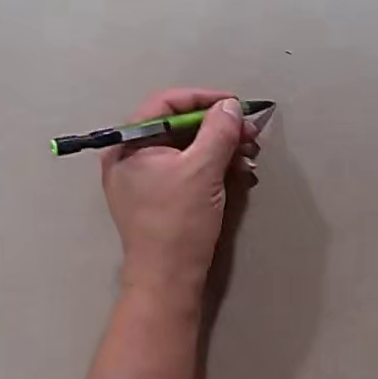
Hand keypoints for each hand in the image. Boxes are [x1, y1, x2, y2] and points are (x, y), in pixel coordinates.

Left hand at [101, 88, 259, 298]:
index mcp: (129, 144)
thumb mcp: (203, 171)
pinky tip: (236, 169)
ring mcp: (144, 178)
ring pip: (185, 148)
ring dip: (219, 146)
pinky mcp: (159, 197)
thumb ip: (218, 132)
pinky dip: (211, 165)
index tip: (235, 105)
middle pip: (177, 125)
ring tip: (248, 152)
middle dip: (216, 126)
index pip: (166, 104)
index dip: (203, 99)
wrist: (167, 279)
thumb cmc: (179, 223)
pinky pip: (185, 168)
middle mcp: (131, 156)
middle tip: (248, 132)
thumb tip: (230, 106)